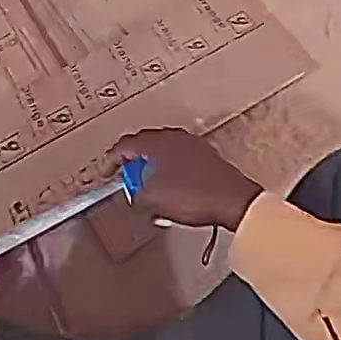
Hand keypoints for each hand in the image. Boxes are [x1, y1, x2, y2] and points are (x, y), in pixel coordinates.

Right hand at [109, 129, 263, 231]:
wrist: (235, 202)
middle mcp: (174, 137)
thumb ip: (136, 198)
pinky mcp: (208, 159)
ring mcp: (193, 146)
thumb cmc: (194, 195)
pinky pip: (180, 163)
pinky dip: (171, 175)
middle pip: (144, 147)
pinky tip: (174, 194)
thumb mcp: (153, 201)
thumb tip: (136, 201)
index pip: (124, 145)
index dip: (110, 161)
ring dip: (153, 172)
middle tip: (128, 183)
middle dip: (133, 166)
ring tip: (151, 193)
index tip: (105, 174)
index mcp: (157, 141)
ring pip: (163, 155)